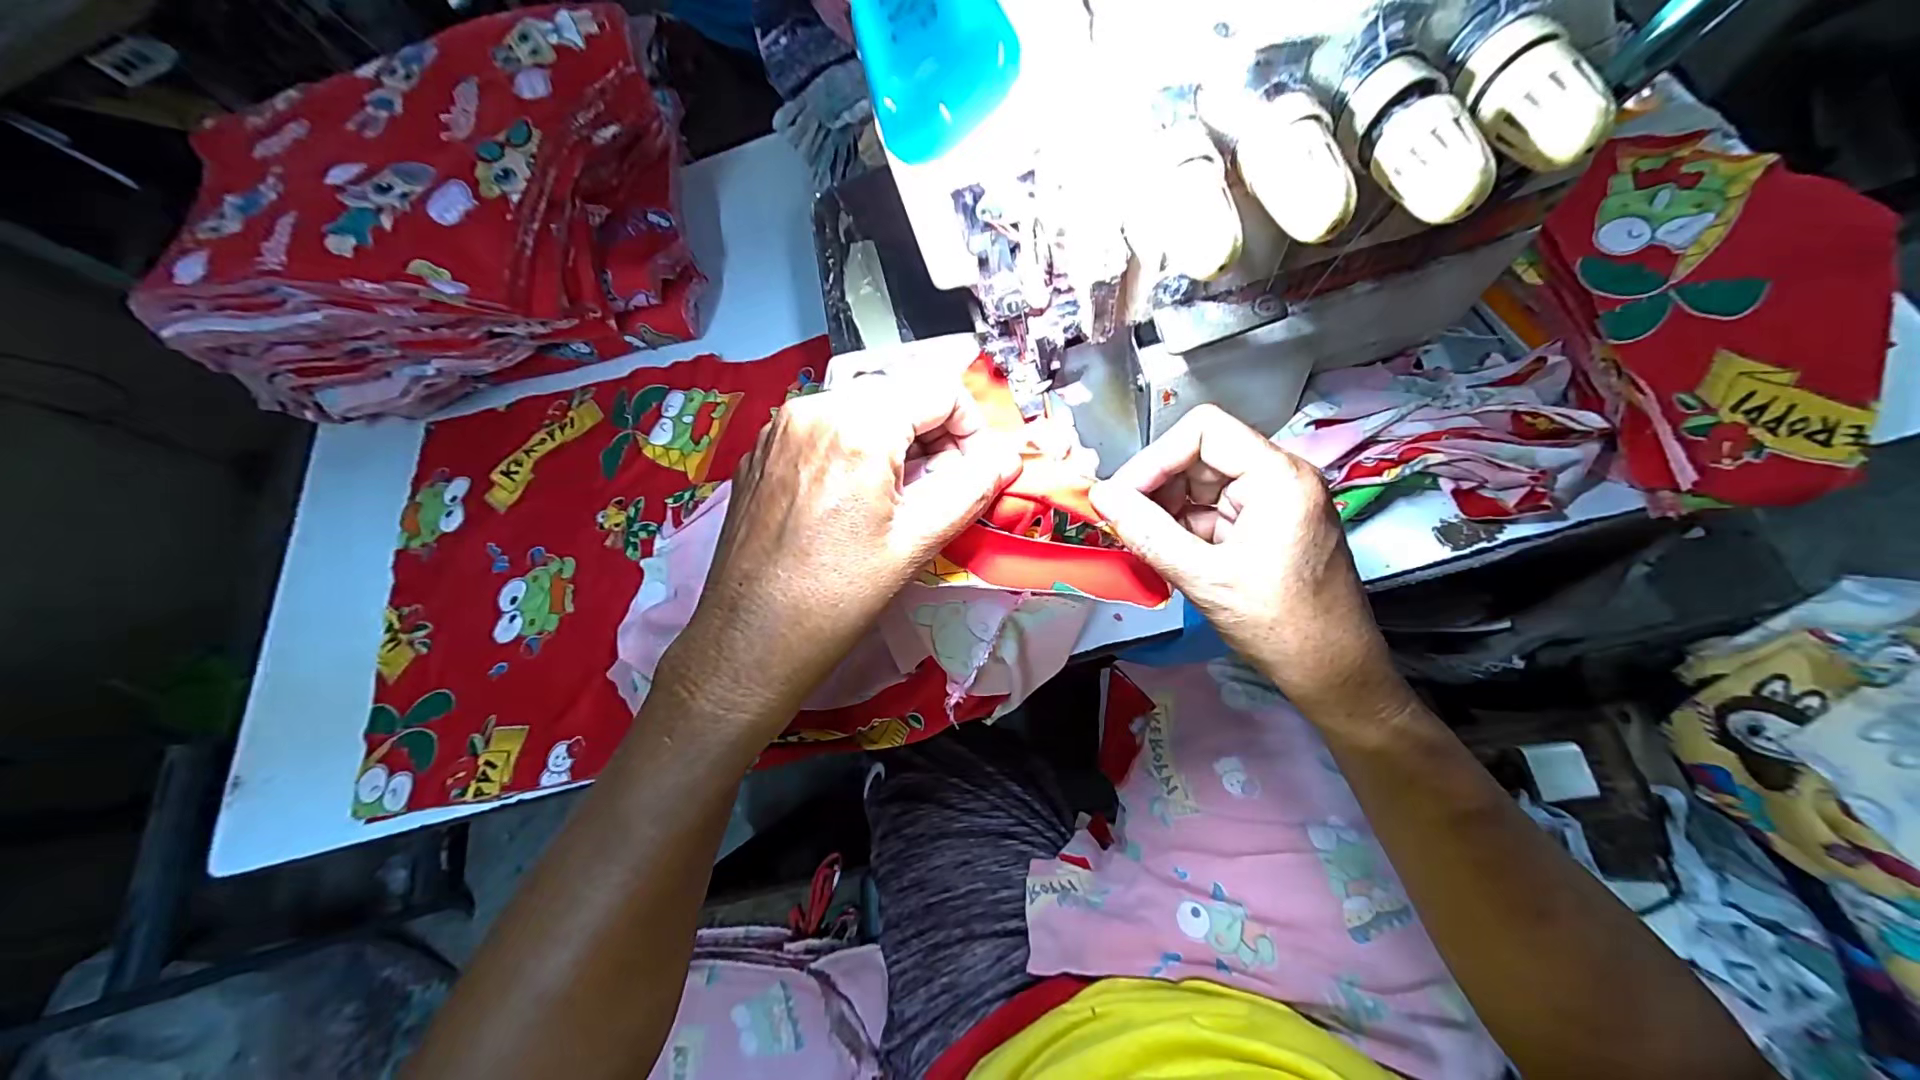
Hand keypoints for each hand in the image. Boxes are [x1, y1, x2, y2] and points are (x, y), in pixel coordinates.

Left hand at [654, 369, 1020, 732]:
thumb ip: (971, 488)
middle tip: (937, 490)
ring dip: (895, 442)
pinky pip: (824, 428)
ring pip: (862, 409)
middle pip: (899, 395)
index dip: (971, 428)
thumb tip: (1006, 458)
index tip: (971, 469)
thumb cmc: (833, 598)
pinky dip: (854, 449)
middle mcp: (812, 409)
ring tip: (895, 500)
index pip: (940, 389)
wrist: (750, 639)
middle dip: (932, 435)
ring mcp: (780, 428)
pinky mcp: (761, 451)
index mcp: (857, 426)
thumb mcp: (916, 542)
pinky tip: (851, 502)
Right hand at [1090, 405, 1409, 722]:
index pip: (1204, 431)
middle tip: (1124, 522)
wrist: (1333, 671)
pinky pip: (1213, 511)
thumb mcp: (1204, 577)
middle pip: (1200, 456)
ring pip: (1202, 485)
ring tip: (1143, 543)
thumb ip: (1148, 532)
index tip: (1123, 494)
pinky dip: (1184, 528)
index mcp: (1278, 478)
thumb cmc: (1282, 626)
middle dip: (1156, 487)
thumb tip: (1102, 497)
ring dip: (1166, 510)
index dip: (1155, 458)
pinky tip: (1167, 554)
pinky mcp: (1266, 526)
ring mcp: (1274, 503)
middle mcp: (1280, 479)